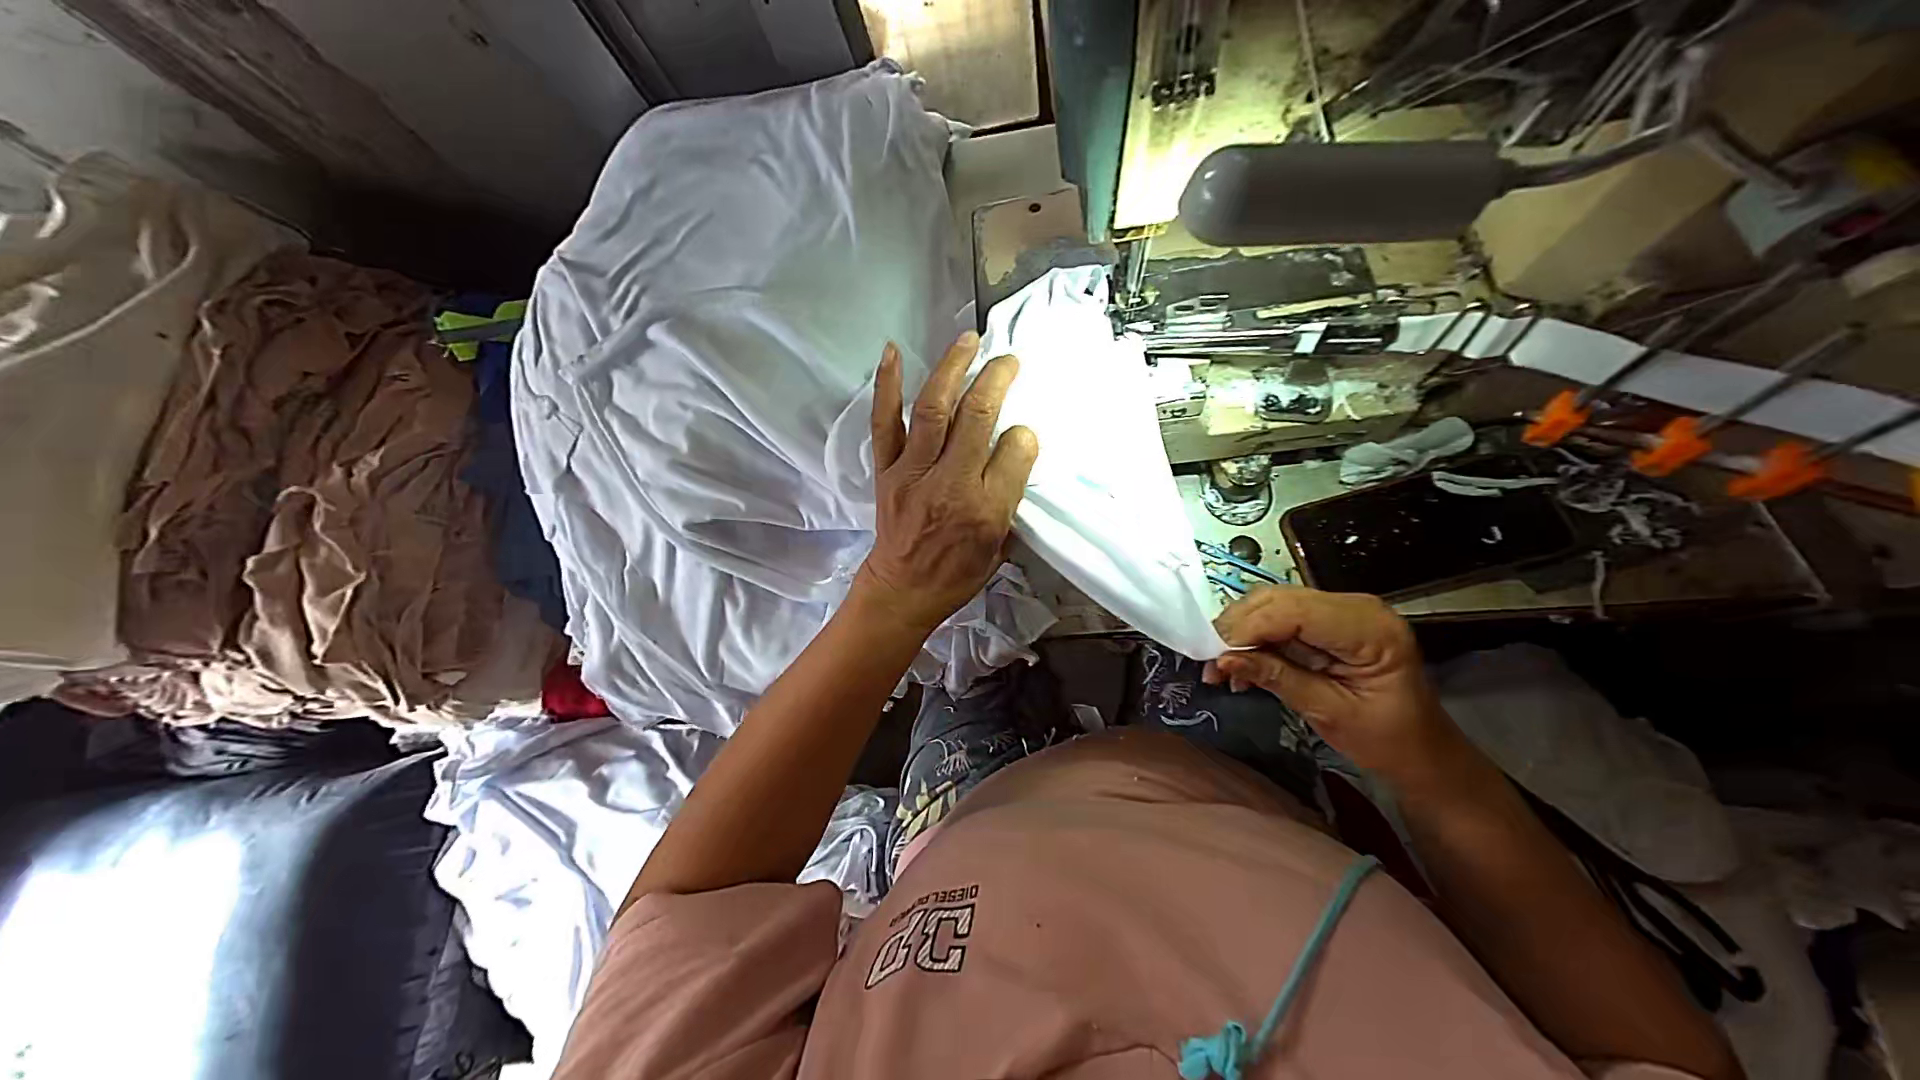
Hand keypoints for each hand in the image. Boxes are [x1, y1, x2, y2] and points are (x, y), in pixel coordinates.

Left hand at [856, 332, 1039, 634]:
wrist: (903, 590)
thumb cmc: (957, 574)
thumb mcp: (1001, 547)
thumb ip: (1012, 499)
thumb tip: (1018, 455)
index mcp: (986, 509)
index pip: (1016, 450)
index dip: (1024, 432)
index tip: (1023, 429)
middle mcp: (951, 484)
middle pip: (978, 417)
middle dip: (997, 380)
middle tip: (1008, 360)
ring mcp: (913, 473)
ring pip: (935, 408)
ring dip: (953, 368)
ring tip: (969, 340)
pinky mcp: (886, 469)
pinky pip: (885, 422)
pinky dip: (887, 385)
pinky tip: (894, 351)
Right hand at [1204, 585, 1469, 787]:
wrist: (1421, 750)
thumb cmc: (1387, 740)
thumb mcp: (1330, 713)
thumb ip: (1277, 679)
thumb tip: (1223, 661)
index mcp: (1371, 629)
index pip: (1294, 611)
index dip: (1249, 628)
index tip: (1216, 657)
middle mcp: (1356, 607)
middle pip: (1278, 599)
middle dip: (1239, 628)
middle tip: (1213, 664)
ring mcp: (1341, 610)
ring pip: (1272, 603)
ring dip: (1241, 632)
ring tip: (1222, 667)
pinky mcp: (1327, 620)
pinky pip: (1279, 617)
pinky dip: (1254, 637)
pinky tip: (1241, 664)